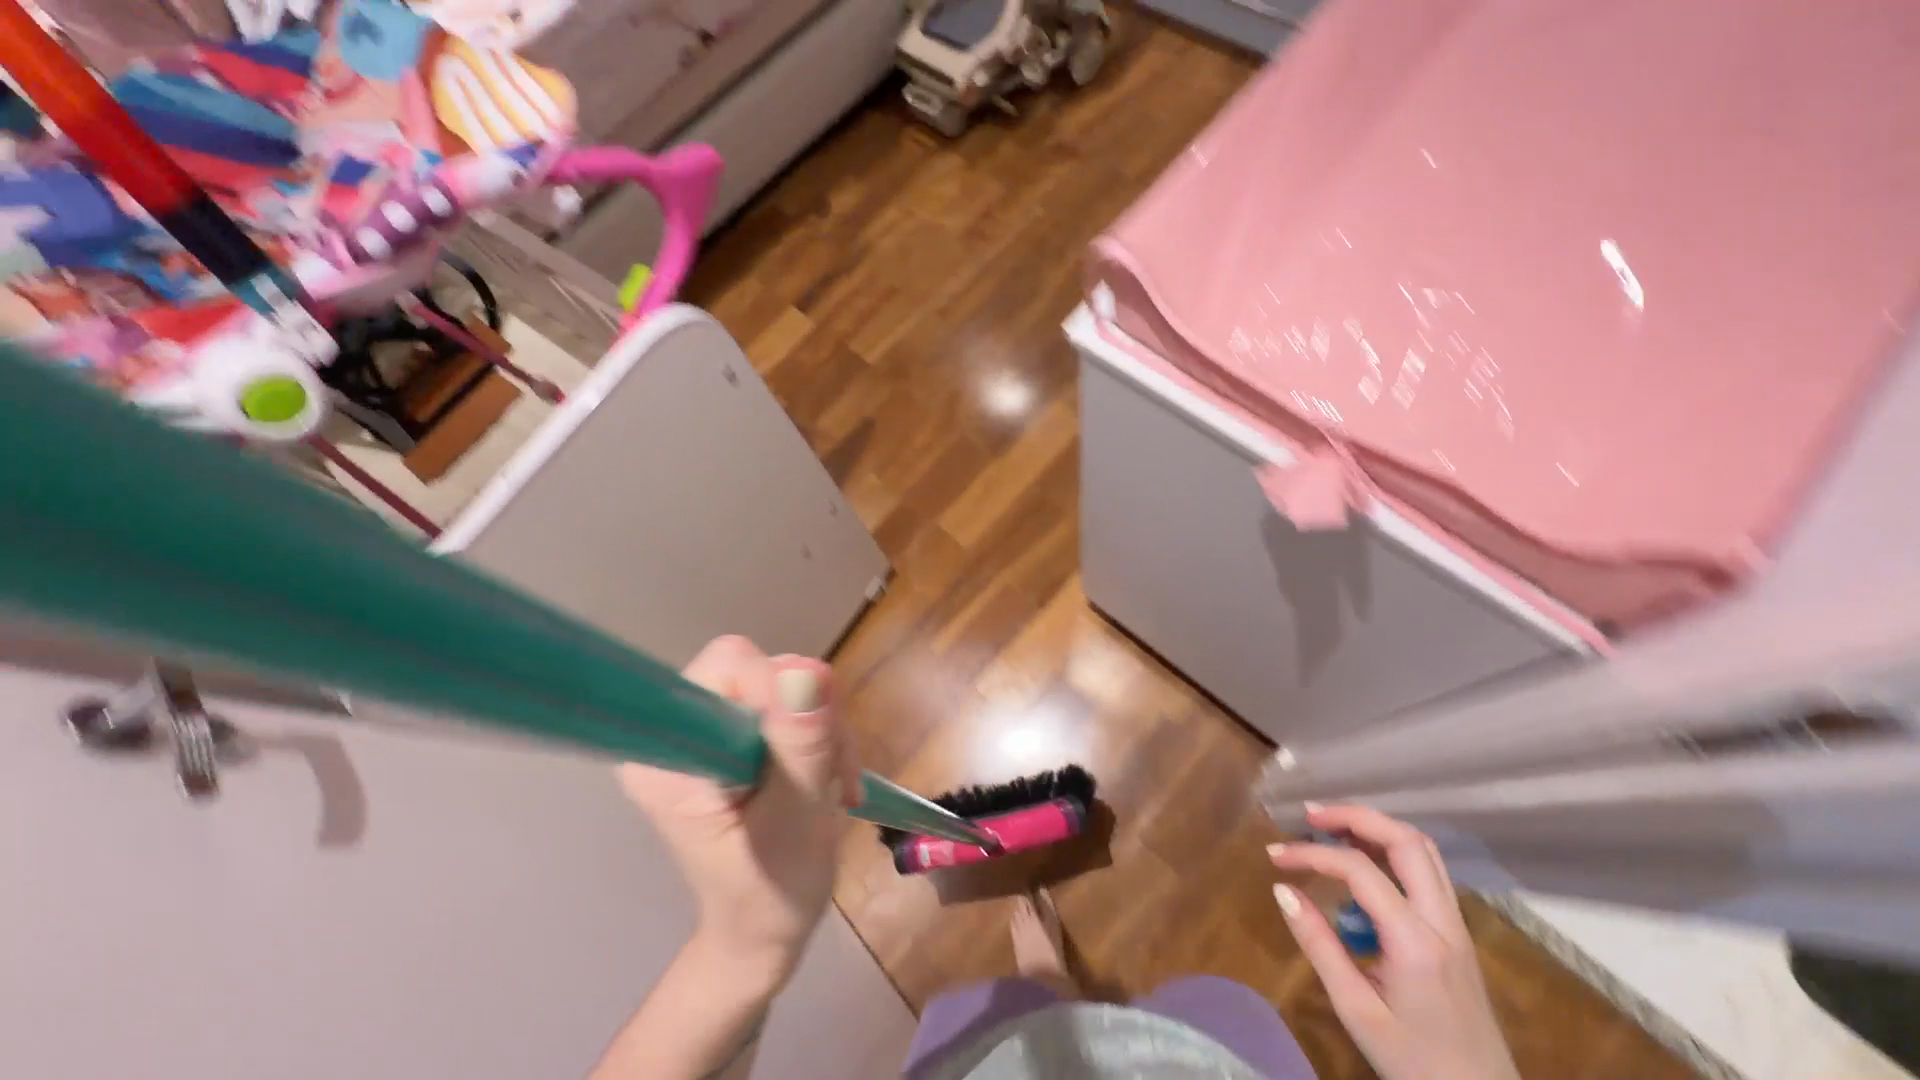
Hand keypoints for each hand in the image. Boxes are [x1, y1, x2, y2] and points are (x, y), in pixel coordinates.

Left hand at [617, 636, 860, 982]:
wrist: (766, 926)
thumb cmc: (772, 891)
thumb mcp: (795, 822)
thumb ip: (800, 746)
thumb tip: (809, 670)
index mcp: (669, 753)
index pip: (725, 669)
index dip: (776, 691)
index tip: (811, 746)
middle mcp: (679, 728)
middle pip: (758, 670)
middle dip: (810, 715)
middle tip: (835, 771)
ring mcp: (707, 728)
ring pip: (783, 683)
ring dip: (823, 729)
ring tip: (836, 785)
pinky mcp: (734, 732)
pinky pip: (788, 701)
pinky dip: (820, 732)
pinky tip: (831, 775)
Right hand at [1268, 804, 1519, 1079]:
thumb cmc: (1413, 1062)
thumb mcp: (1356, 1010)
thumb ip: (1320, 946)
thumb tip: (1282, 891)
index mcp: (1416, 942)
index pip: (1361, 871)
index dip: (1313, 854)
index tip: (1274, 856)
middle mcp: (1443, 922)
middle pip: (1406, 841)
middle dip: (1356, 817)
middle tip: (1310, 816)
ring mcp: (1457, 925)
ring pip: (1424, 851)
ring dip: (1378, 828)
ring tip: (1334, 827)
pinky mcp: (1458, 934)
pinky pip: (1429, 873)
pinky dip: (1394, 852)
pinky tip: (1364, 865)